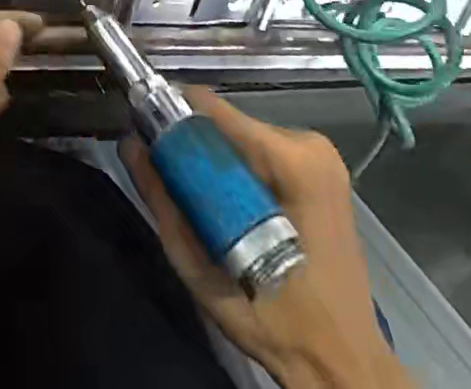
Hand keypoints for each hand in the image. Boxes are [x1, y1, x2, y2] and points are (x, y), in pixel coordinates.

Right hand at [123, 87, 412, 388]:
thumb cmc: (273, 317)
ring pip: (244, 138)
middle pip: (228, 123)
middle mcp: (310, 146)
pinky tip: (230, 204)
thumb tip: (130, 145)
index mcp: (290, 159)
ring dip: (216, 160)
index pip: (212, 108)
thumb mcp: (201, 266)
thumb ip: (162, 200)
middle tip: (169, 178)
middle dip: (194, 145)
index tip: (144, 130)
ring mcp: (322, 158)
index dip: (171, 115)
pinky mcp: (324, 173)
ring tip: (198, 198)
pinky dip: (240, 171)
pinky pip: (265, 154)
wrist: (340, 361)